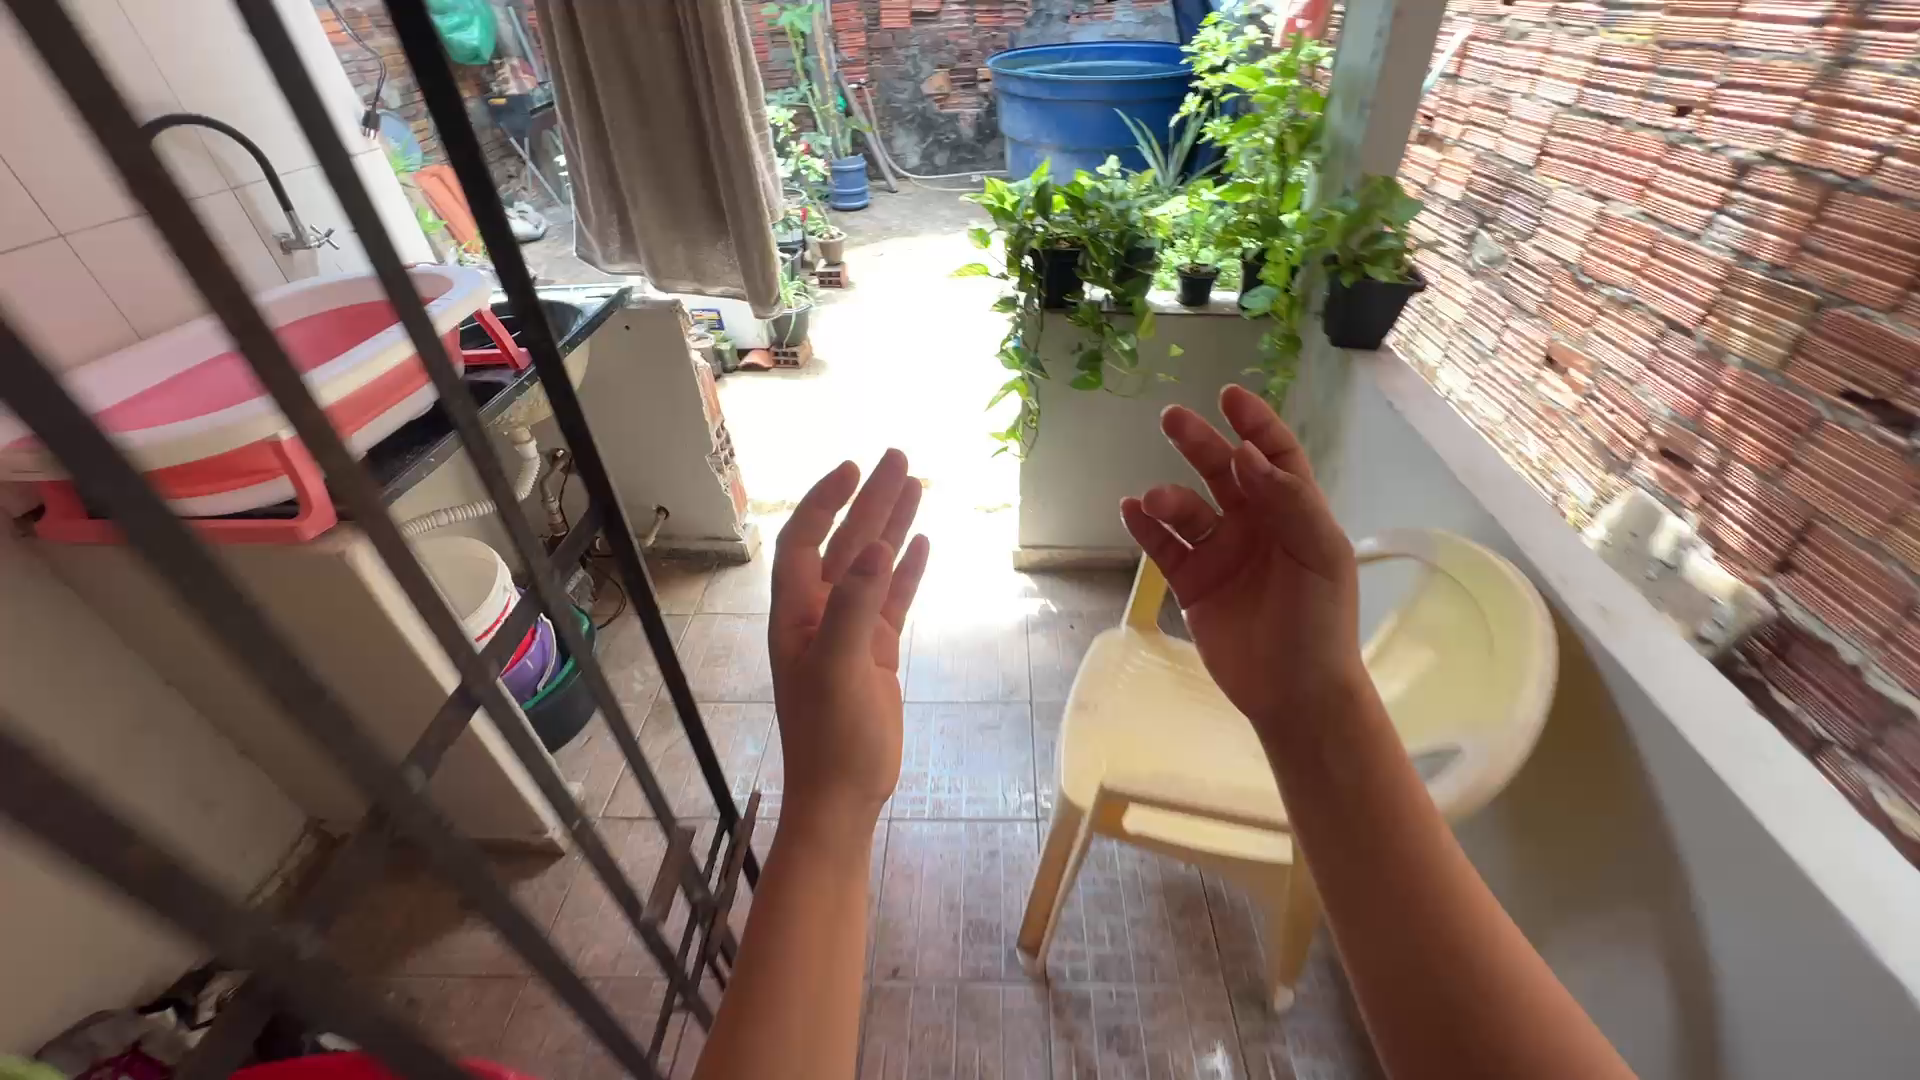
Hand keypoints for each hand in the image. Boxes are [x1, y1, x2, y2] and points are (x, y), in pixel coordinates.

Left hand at [769, 450, 929, 831]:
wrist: (843, 794)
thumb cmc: (831, 737)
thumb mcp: (839, 670)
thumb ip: (855, 608)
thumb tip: (877, 548)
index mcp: (797, 614)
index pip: (804, 542)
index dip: (824, 503)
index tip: (853, 470)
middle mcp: (821, 614)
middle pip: (846, 544)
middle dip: (870, 502)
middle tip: (899, 458)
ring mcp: (852, 633)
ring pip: (874, 568)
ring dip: (892, 527)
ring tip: (916, 487)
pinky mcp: (877, 653)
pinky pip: (893, 601)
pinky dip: (907, 572)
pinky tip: (921, 545)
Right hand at [1120, 385, 1362, 729]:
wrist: (1294, 691)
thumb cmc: (1320, 621)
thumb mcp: (1319, 554)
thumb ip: (1288, 501)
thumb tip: (1245, 453)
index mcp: (1292, 513)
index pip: (1273, 456)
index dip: (1254, 424)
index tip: (1228, 397)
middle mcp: (1254, 526)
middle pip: (1222, 472)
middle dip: (1199, 442)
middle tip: (1172, 418)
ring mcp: (1219, 554)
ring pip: (1186, 510)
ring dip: (1168, 498)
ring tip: (1155, 501)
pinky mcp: (1191, 584)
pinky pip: (1163, 546)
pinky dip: (1145, 528)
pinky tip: (1131, 511)